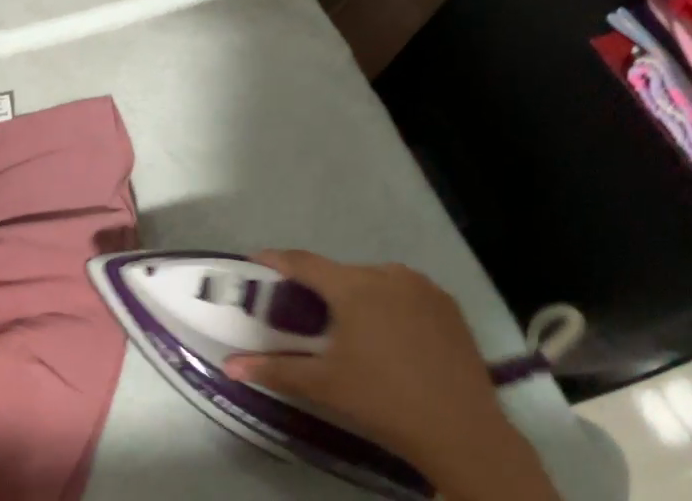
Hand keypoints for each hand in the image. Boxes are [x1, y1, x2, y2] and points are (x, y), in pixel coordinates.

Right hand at [225, 251, 557, 500]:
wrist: (461, 430)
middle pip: (342, 273)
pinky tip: (392, 337)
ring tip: (353, 331)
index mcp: (353, 286)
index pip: (304, 262)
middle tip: (307, 315)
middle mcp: (387, 274)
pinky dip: (392, 306)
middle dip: (321, 289)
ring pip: (376, 281)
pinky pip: (407, 293)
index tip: (257, 262)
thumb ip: (275, 369)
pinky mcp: (448, 303)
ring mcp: (423, 286)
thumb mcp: (324, 385)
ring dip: (359, 297)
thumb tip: (230, 365)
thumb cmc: (383, 402)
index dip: (277, 260)